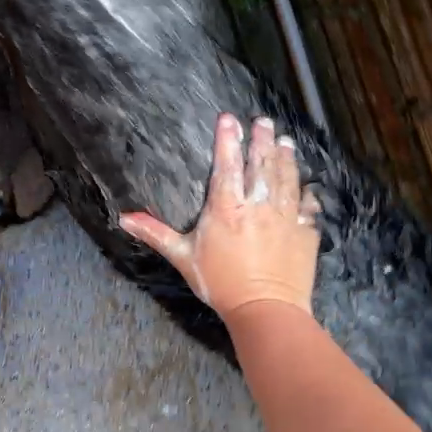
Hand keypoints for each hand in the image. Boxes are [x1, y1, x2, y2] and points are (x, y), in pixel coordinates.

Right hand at [120, 114, 320, 320]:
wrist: (267, 313)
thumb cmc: (221, 283)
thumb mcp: (183, 256)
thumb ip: (155, 233)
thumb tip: (123, 218)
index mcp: (227, 208)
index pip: (226, 166)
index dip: (227, 140)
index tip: (229, 119)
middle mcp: (257, 207)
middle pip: (260, 166)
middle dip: (261, 141)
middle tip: (263, 121)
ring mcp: (285, 220)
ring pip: (286, 182)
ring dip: (285, 160)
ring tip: (284, 141)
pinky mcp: (305, 238)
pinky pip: (308, 211)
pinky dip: (307, 196)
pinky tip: (308, 187)